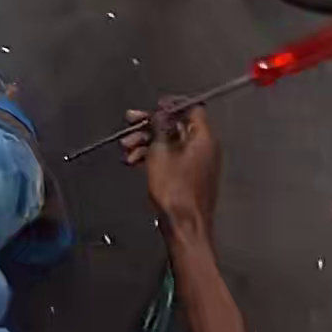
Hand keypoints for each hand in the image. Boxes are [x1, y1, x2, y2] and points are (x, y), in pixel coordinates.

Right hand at [120, 97, 220, 238]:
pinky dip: (153, 156)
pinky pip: (170, 157)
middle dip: (150, 125)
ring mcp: (197, 163)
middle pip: (176, 126)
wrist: (183, 226)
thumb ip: (158, 127)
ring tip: (127, 146)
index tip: (155, 106)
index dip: (171, 105)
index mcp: (203, 139)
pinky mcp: (188, 176)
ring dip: (147, 141)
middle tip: (131, 122)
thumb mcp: (160, 151)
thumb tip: (158, 114)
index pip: (191, 109)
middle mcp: (204, 148)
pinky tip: (134, 161)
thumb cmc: (176, 191)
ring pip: (169, 142)